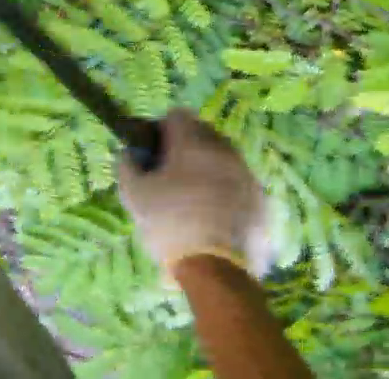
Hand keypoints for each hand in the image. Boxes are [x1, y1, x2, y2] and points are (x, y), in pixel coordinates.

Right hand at [118, 112, 275, 275]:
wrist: (218, 274)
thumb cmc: (171, 226)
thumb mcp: (134, 195)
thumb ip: (127, 165)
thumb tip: (129, 153)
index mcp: (194, 143)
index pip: (177, 115)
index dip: (161, 129)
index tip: (153, 153)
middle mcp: (225, 151)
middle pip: (203, 133)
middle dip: (187, 146)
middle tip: (171, 174)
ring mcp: (248, 176)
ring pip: (224, 158)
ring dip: (208, 168)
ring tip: (193, 197)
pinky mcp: (262, 202)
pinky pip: (239, 184)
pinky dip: (226, 191)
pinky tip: (214, 217)